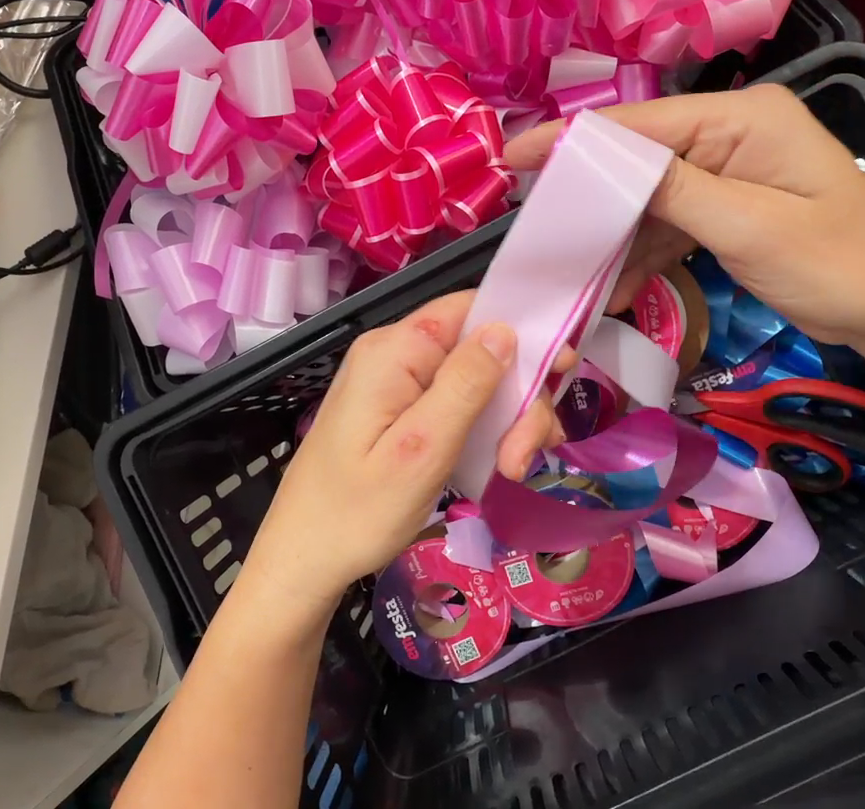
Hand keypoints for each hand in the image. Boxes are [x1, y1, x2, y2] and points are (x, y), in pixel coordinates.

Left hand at [240, 292, 563, 615]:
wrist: (304, 559)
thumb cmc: (357, 512)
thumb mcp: (422, 450)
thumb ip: (465, 385)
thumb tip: (505, 329)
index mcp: (395, 350)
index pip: (471, 307)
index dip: (523, 330)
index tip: (560, 371)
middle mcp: (395, 354)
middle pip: (481, 348)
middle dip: (516, 397)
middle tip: (521, 458)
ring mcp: (396, 383)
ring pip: (476, 379)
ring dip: (505, 421)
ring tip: (509, 471)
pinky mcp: (399, 410)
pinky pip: (456, 402)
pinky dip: (484, 429)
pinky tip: (498, 464)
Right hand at [506, 84, 864, 353]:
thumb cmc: (840, 265)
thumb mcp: (749, 227)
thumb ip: (671, 189)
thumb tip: (600, 164)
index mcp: (740, 118)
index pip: (637, 125)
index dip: (570, 143)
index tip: (510, 161)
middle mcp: (729, 133)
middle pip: (637, 158)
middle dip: (589, 196)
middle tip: (538, 229)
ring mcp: (729, 170)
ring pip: (648, 196)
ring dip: (614, 236)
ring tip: (573, 270)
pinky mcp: (730, 206)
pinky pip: (670, 222)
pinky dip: (644, 253)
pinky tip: (615, 286)